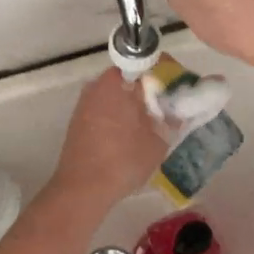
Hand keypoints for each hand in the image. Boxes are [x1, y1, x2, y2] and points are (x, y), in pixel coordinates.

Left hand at [51, 68, 166, 206]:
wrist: (82, 189)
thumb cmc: (123, 161)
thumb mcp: (157, 142)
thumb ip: (169, 121)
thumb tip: (177, 111)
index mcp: (115, 83)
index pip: (144, 63)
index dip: (164, 73)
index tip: (177, 87)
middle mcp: (95, 87)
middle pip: (128, 80)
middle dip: (148, 91)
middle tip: (167, 108)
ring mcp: (83, 105)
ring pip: (115, 97)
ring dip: (132, 106)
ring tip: (151, 124)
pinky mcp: (77, 124)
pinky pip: (103, 112)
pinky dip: (118, 118)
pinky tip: (130, 136)